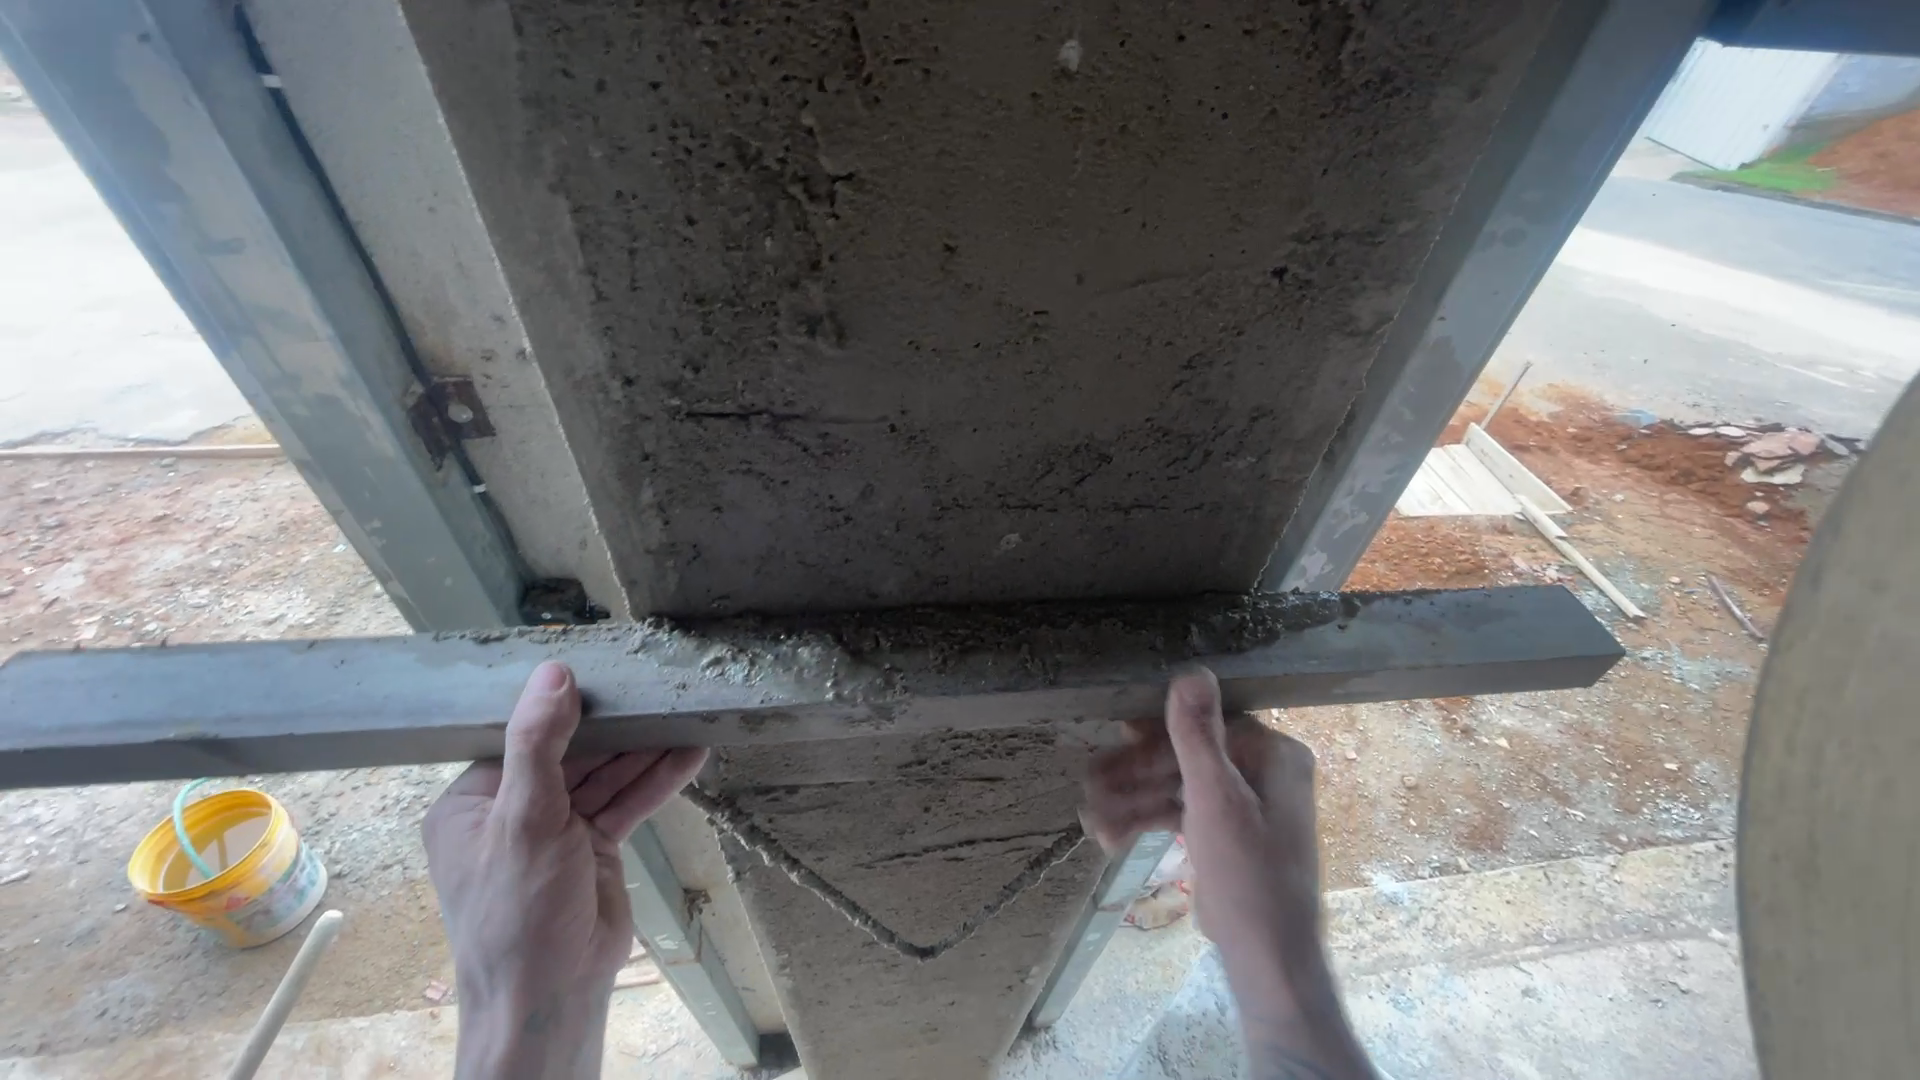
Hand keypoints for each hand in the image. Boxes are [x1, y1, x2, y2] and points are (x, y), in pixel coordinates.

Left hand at [423, 661, 708, 1079]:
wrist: (551, 998)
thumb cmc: (520, 910)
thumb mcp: (526, 819)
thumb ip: (540, 743)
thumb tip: (554, 671)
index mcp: (474, 803)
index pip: (523, 739)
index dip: (566, 707)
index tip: (609, 674)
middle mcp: (514, 812)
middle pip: (574, 754)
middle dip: (619, 730)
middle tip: (661, 693)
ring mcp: (557, 831)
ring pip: (607, 778)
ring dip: (646, 753)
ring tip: (686, 716)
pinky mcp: (594, 849)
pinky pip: (627, 805)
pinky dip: (657, 782)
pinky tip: (690, 756)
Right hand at [1083, 668, 1374, 1079]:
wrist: (1268, 962)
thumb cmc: (1248, 876)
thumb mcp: (1215, 800)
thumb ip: (1196, 735)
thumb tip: (1191, 671)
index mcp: (1272, 755)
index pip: (1203, 727)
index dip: (1155, 733)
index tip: (1113, 736)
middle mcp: (1261, 772)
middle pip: (1183, 758)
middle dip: (1134, 776)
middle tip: (1088, 786)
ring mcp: (1242, 805)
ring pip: (1175, 788)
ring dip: (1132, 801)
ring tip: (1089, 819)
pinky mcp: (1223, 833)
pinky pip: (1180, 814)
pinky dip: (1147, 822)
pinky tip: (1110, 836)